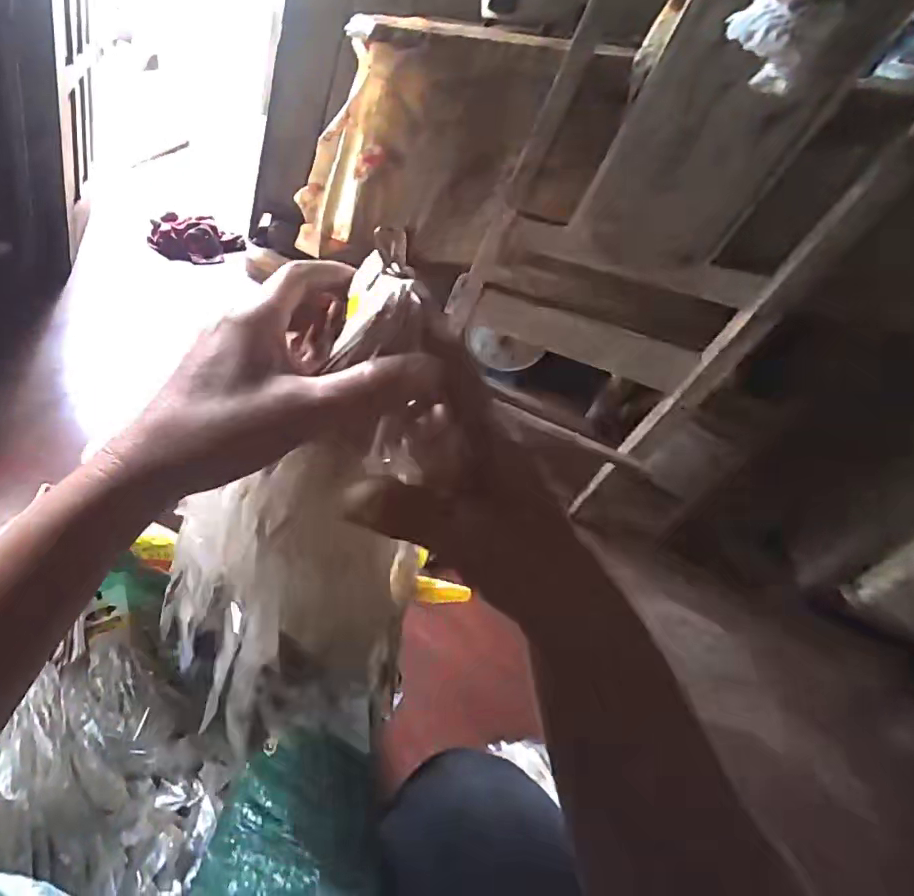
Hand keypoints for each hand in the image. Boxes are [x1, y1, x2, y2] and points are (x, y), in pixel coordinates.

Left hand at [104, 260, 441, 496]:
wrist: (150, 462)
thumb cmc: (224, 430)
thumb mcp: (302, 411)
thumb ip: (365, 389)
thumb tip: (428, 367)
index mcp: (253, 315)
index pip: (302, 273)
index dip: (339, 277)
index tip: (372, 295)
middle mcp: (230, 319)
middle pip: (286, 298)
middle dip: (327, 312)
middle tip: (361, 339)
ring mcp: (212, 344)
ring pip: (269, 326)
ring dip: (304, 337)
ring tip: (334, 368)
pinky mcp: (204, 368)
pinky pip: (252, 349)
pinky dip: (280, 357)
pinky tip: (292, 393)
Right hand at [345, 330, 591, 627]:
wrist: (569, 609)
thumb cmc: (529, 563)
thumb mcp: (468, 538)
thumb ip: (410, 512)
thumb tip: (345, 492)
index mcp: (492, 441)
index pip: (460, 378)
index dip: (436, 341)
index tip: (406, 305)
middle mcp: (486, 442)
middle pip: (444, 391)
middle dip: (408, 364)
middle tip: (359, 345)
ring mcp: (480, 466)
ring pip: (437, 420)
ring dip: (404, 400)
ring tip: (358, 384)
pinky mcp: (472, 488)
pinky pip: (432, 449)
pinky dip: (406, 438)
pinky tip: (375, 444)